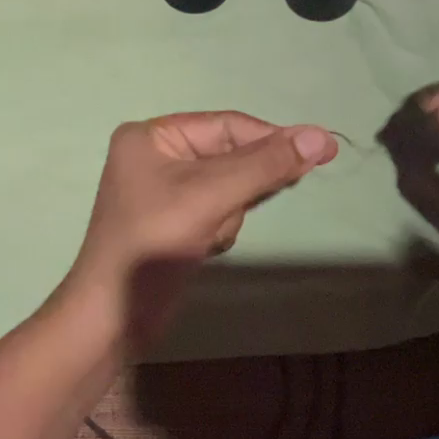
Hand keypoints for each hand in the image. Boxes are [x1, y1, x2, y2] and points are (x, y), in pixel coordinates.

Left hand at [61, 112, 335, 345]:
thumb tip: (320, 137)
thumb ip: (265, 165)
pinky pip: (216, 212)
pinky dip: (219, 229)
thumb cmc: (155, 243)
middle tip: (227, 213)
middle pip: (229, 156)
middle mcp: (155, 156)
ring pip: (228, 188)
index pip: (227, 125)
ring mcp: (163, 191)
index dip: (273, 139)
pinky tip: (202, 248)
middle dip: (240, 189)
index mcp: (151, 135)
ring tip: (204, 236)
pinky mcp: (173, 222)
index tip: (323, 152)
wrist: (116, 313)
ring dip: (229, 214)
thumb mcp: (211, 196)